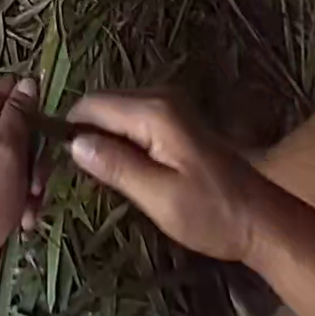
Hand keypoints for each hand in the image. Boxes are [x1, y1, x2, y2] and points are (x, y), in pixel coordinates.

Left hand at [0, 76, 40, 286]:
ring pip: (27, 162)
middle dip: (39, 154)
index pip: (12, 89)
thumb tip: (29, 80)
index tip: (54, 118)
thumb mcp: (7, 147)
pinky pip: (20, 189)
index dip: (35, 99)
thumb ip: (20, 114)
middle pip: (25, 129)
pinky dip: (26, 203)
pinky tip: (23, 220)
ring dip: (34, 183)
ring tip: (28, 202)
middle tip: (36, 174)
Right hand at [66, 90, 271, 263]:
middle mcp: (158, 96)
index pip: (93, 105)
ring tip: (90, 170)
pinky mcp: (173, 116)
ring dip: (99, 134)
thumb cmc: (212, 214)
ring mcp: (167, 103)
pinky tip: (117, 164)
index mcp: (154, 111)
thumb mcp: (160, 198)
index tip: (53, 155)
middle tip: (68, 168)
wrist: (261, 220)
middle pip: (102, 103)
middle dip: (82, 130)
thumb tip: (74, 143)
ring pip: (114, 110)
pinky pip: (130, 117)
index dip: (68, 126)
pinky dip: (117, 136)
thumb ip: (116, 166)